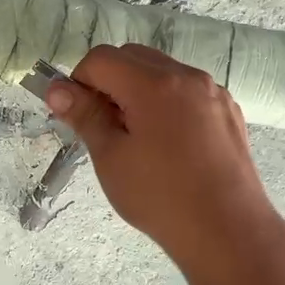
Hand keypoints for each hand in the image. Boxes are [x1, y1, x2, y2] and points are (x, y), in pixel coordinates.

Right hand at [43, 44, 284, 272]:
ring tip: (132, 140)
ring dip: (135, 93)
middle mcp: (187, 77)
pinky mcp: (227, 111)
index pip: (102, 59)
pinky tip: (163, 147)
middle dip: (107, 83)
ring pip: (161, 73)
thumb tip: (57, 89)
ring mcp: (212, 92)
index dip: (79, 82)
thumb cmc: (158, 195)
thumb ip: (85, 116)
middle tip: (100, 128)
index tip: (74, 116)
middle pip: (133, 57)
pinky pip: (186, 93)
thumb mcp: (110, 157)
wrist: (224, 227)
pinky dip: (164, 105)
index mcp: (154, 85)